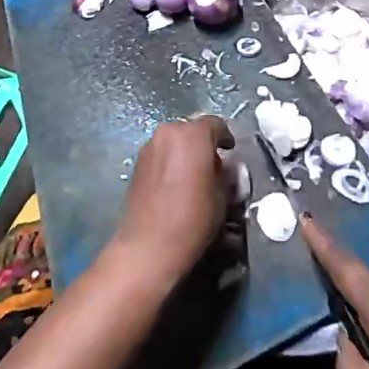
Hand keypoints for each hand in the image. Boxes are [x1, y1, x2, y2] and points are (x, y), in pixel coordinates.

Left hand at [109, 114, 234, 279]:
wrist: (149, 244)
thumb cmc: (192, 219)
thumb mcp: (222, 197)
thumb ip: (224, 174)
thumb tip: (221, 168)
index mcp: (193, 134)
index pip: (215, 124)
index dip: (225, 137)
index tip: (230, 151)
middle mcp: (169, 131)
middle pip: (192, 129)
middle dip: (203, 143)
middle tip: (212, 165)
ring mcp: (150, 145)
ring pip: (174, 140)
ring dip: (185, 151)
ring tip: (192, 175)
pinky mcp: (138, 161)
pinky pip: (160, 152)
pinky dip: (170, 160)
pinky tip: (174, 183)